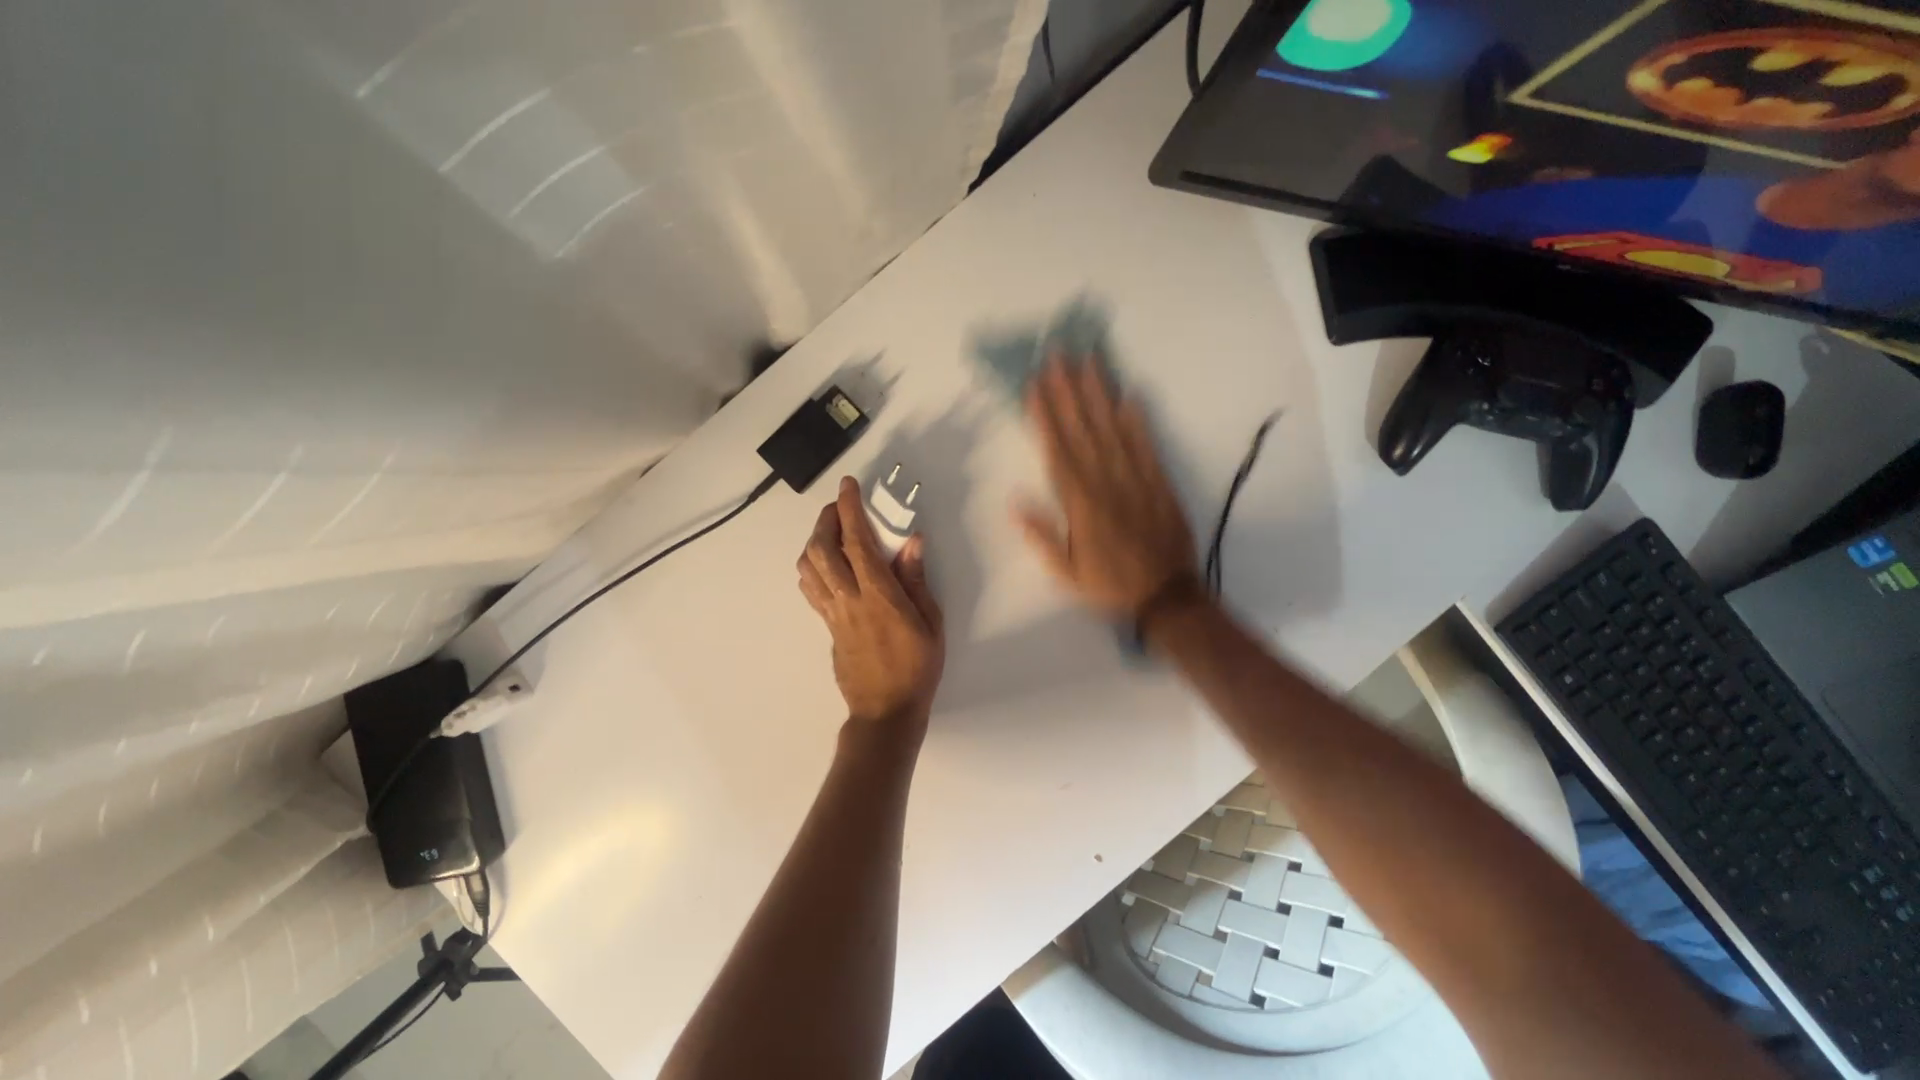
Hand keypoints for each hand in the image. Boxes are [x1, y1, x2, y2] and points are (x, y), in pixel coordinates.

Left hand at [797, 477, 944, 731]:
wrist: (886, 711)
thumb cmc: (917, 668)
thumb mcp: (930, 623)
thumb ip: (916, 580)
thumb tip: (912, 541)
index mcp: (878, 595)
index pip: (856, 541)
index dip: (849, 509)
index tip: (848, 486)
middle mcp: (848, 599)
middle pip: (821, 549)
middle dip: (826, 519)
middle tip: (839, 506)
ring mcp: (833, 614)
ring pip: (808, 568)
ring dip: (814, 542)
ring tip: (831, 532)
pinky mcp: (827, 627)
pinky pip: (810, 589)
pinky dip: (812, 567)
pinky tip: (826, 565)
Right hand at [1017, 353, 1198, 618]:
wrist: (1167, 596)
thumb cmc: (1110, 586)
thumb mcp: (1066, 572)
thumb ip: (1041, 536)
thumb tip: (1014, 501)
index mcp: (1080, 504)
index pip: (1057, 451)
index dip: (1044, 416)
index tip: (1034, 384)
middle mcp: (1106, 483)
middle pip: (1083, 430)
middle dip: (1068, 391)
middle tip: (1058, 355)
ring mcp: (1135, 479)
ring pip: (1113, 430)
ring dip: (1099, 395)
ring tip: (1089, 362)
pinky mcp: (1160, 482)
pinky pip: (1147, 446)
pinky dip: (1138, 420)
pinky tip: (1129, 395)